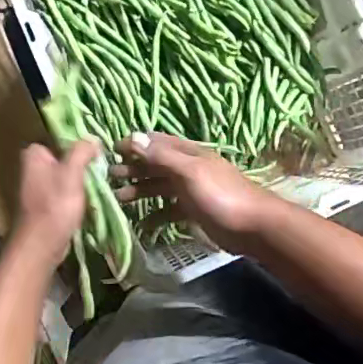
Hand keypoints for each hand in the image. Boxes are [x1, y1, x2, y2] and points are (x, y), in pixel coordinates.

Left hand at [12, 140, 100, 262]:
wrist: (41, 245)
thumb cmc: (55, 204)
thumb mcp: (72, 171)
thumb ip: (82, 150)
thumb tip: (93, 140)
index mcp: (33, 153)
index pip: (60, 137)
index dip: (79, 142)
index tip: (98, 151)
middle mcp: (32, 167)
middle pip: (65, 157)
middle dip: (83, 163)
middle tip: (102, 168)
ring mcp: (38, 187)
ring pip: (67, 176)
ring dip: (82, 182)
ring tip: (100, 184)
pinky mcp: (45, 204)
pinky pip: (66, 193)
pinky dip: (77, 196)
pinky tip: (90, 201)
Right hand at [113, 132, 278, 253]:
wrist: (253, 227)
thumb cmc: (221, 195)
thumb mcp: (189, 172)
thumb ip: (161, 157)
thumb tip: (132, 137)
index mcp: (187, 153)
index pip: (155, 142)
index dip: (134, 145)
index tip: (110, 153)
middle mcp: (187, 168)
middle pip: (154, 164)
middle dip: (132, 169)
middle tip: (108, 178)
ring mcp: (191, 190)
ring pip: (159, 186)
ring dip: (140, 191)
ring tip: (118, 199)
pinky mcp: (194, 211)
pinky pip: (169, 210)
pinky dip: (155, 215)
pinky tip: (142, 223)